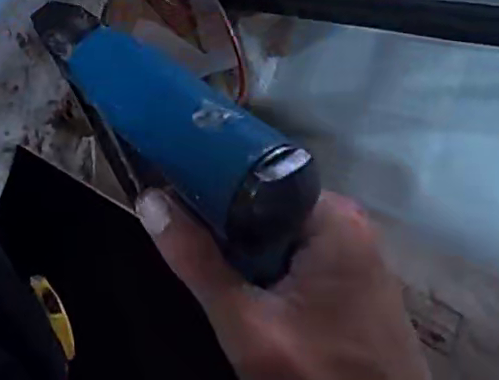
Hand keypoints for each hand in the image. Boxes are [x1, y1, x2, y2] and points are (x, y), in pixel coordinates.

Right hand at [139, 189, 428, 379]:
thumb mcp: (249, 328)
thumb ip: (197, 261)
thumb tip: (147, 199)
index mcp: (333, 218)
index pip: (253, 171)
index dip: (206, 174)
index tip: (165, 178)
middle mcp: (346, 224)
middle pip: (261, 199)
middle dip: (219, 215)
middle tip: (178, 225)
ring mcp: (351, 255)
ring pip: (271, 228)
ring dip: (237, 243)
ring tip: (200, 253)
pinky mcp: (348, 284)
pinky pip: (289, 252)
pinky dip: (260, 263)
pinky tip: (236, 282)